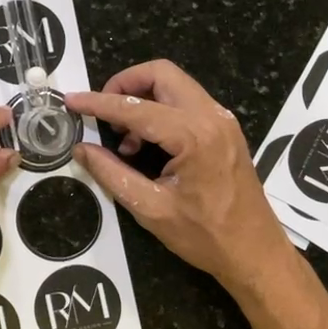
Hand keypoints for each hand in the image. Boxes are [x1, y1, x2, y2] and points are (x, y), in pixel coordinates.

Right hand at [66, 60, 306, 296]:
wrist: (256, 254)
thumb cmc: (206, 237)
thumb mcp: (150, 208)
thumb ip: (112, 173)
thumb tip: (81, 149)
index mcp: (194, 136)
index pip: (136, 108)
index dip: (99, 103)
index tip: (71, 100)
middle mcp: (211, 117)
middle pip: (161, 74)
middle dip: (125, 84)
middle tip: (101, 110)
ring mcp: (222, 121)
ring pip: (175, 84)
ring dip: (143, 97)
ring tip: (123, 138)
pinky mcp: (225, 130)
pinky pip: (186, 102)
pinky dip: (160, 109)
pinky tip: (145, 144)